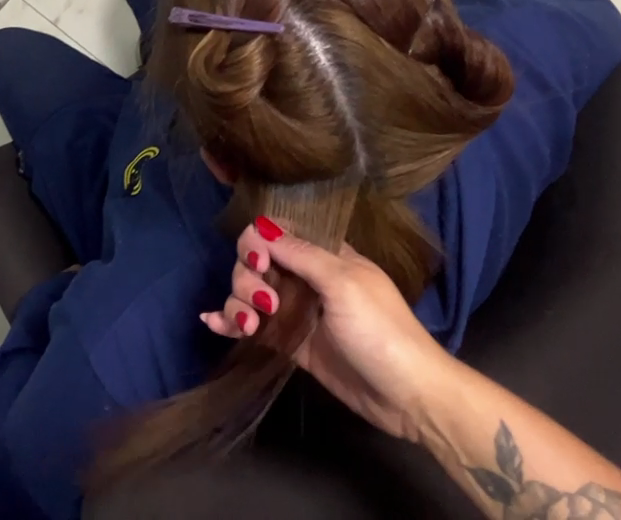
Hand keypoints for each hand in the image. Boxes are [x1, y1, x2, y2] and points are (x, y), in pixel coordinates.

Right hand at [200, 217, 453, 440]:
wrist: (408, 396)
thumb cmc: (381, 330)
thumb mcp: (343, 284)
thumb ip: (300, 253)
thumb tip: (261, 224)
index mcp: (324, 254)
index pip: (277, 231)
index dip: (259, 241)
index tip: (260, 262)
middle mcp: (306, 277)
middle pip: (255, 262)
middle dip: (247, 278)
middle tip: (266, 303)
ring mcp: (296, 310)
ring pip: (250, 293)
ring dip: (238, 303)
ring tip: (250, 327)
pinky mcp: (290, 343)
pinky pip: (253, 325)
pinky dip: (230, 322)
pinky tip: (213, 323)